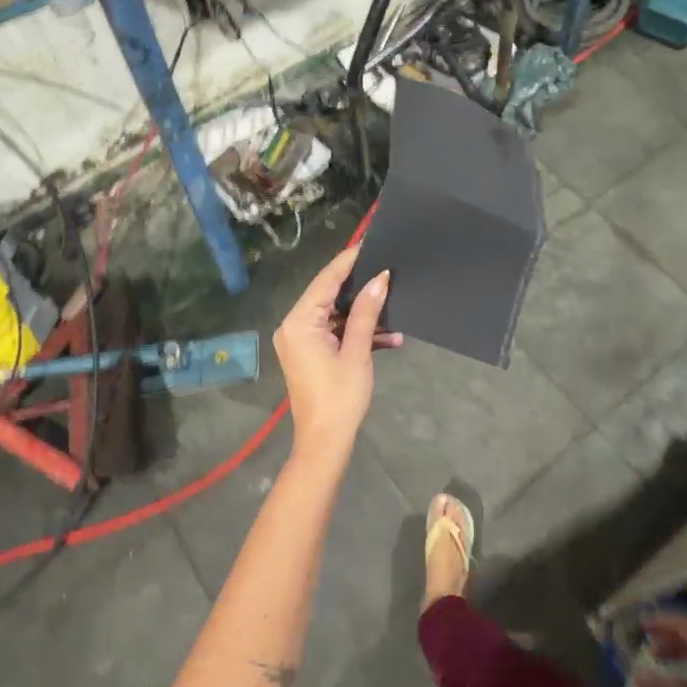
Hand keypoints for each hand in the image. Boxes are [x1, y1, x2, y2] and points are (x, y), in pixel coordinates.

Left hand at [274, 247, 399, 465]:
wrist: (325, 443)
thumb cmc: (340, 397)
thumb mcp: (357, 352)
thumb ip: (367, 313)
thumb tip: (380, 278)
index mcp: (299, 322)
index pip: (325, 280)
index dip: (348, 261)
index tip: (370, 243)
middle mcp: (293, 326)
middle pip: (328, 295)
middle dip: (359, 287)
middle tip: (386, 270)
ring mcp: (299, 341)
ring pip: (334, 314)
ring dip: (363, 315)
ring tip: (394, 309)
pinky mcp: (309, 354)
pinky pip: (333, 332)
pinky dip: (356, 333)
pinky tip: (388, 338)